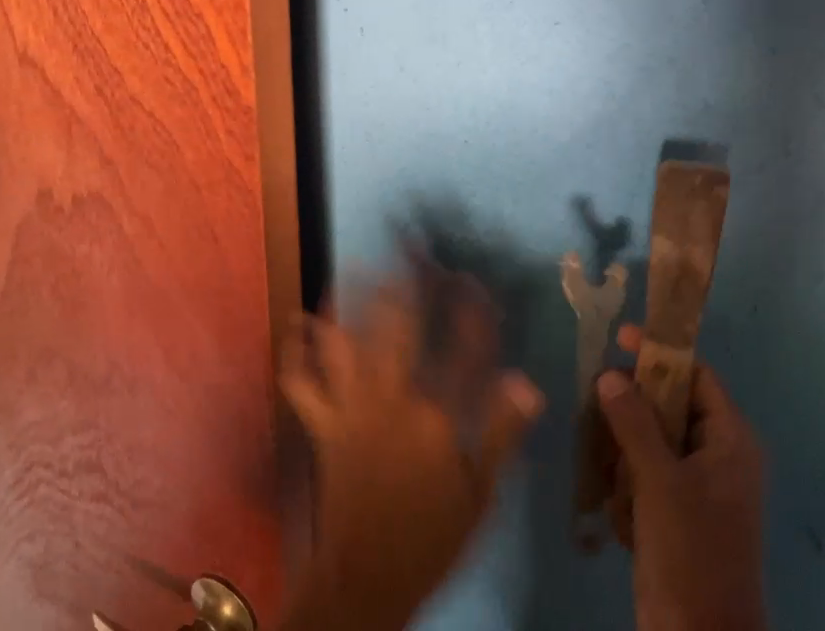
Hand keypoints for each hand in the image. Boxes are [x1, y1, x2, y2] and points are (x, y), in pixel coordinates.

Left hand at [278, 270, 542, 630]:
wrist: (364, 580)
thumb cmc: (430, 539)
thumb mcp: (480, 493)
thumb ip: (503, 432)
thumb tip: (526, 380)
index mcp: (435, 416)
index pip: (460, 348)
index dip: (469, 309)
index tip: (472, 279)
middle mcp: (389, 400)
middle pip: (397, 326)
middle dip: (402, 280)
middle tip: (406, 244)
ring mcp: (350, 409)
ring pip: (345, 342)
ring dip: (347, 301)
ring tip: (353, 266)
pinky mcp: (322, 425)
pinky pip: (302, 382)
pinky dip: (298, 352)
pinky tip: (298, 324)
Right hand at [599, 325, 768, 630]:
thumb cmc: (690, 549)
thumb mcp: (659, 479)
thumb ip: (633, 422)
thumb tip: (609, 374)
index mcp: (731, 439)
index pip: (696, 375)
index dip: (660, 354)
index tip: (620, 339)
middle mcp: (717, 454)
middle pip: (667, 407)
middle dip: (632, 419)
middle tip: (602, 426)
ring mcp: (697, 485)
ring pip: (648, 442)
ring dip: (626, 462)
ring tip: (623, 491)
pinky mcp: (677, 511)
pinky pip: (644, 476)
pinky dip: (629, 491)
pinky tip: (628, 521)